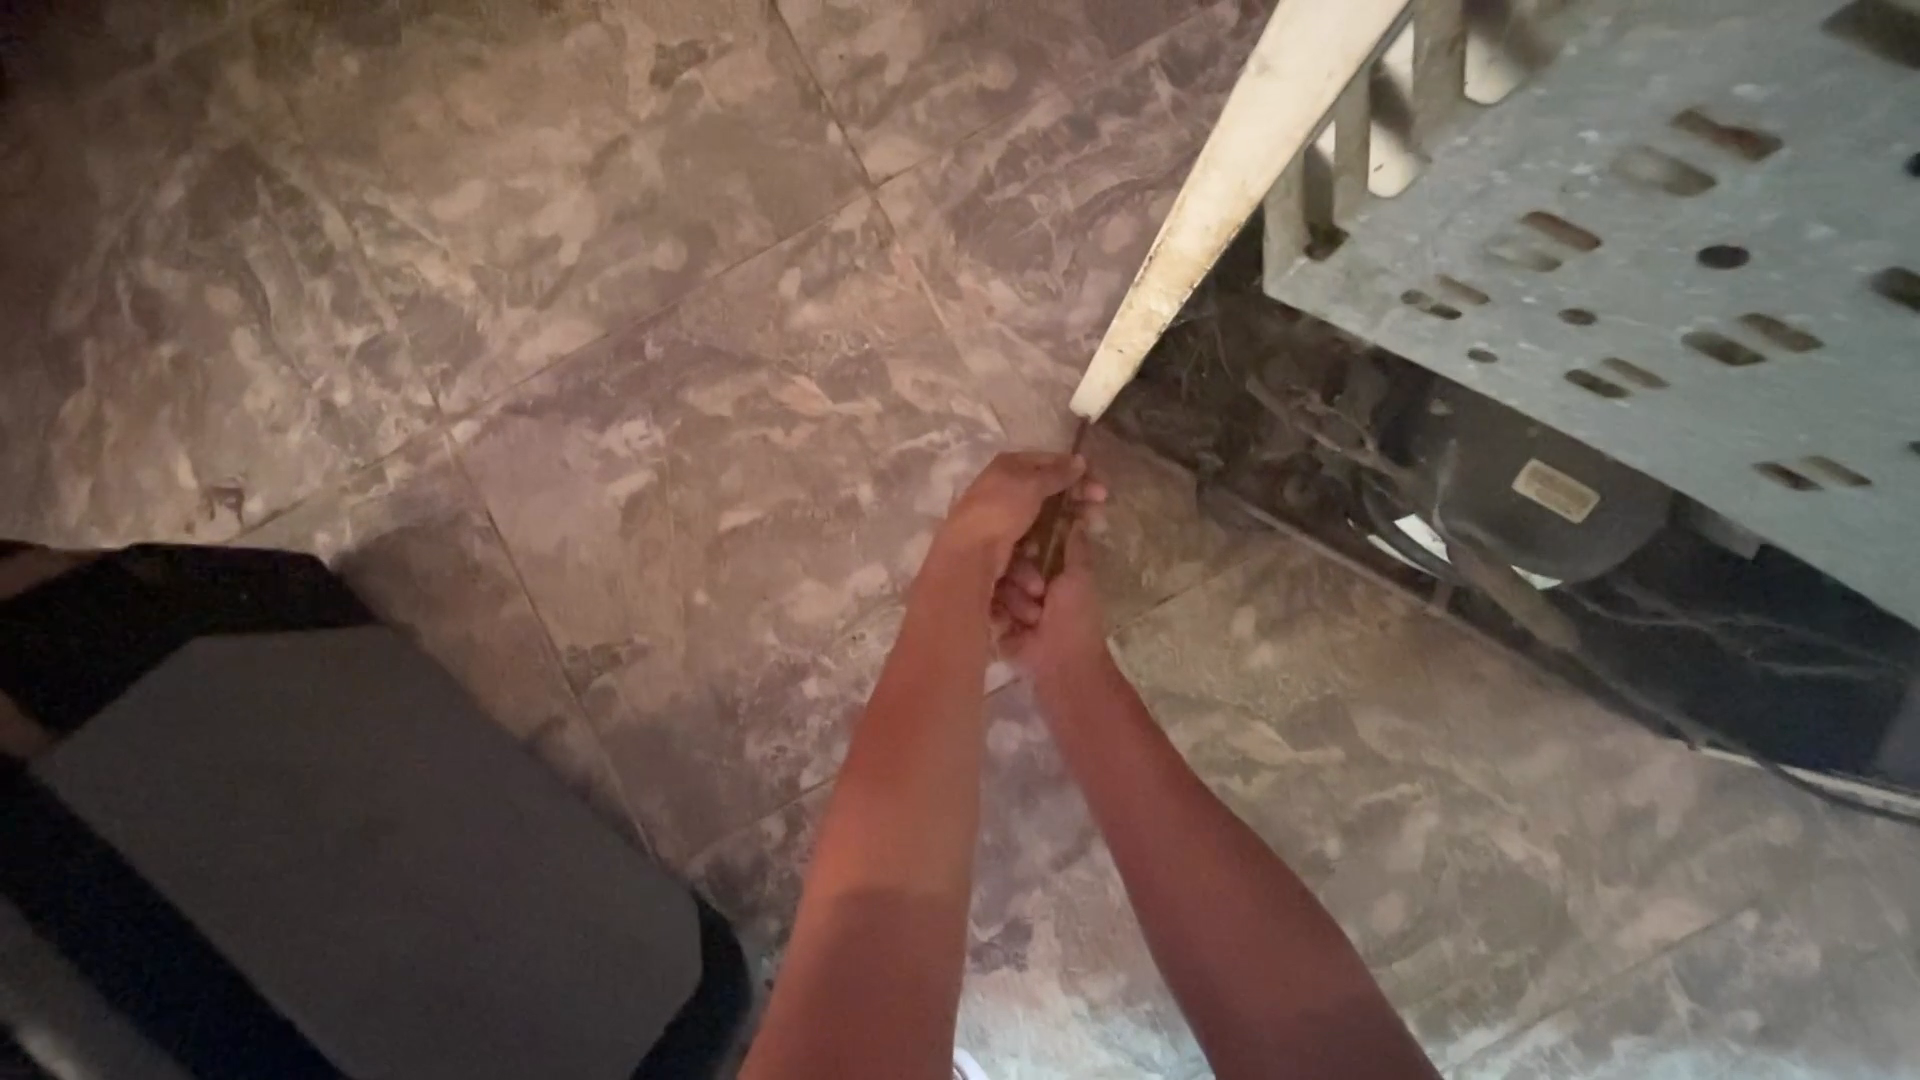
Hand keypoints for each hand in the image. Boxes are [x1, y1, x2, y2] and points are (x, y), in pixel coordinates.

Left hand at [938, 451, 1089, 569]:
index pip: (1049, 462)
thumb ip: (1057, 473)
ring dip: (1056, 534)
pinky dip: (1035, 556)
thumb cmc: (1001, 510)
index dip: (1075, 473)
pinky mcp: (999, 546)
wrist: (969, 553)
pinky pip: (1026, 547)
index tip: (1100, 488)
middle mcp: (1003, 488)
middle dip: (1072, 505)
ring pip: (1039, 523)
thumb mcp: (1031, 484)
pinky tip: (1041, 564)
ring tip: (1066, 545)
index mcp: (1009, 466)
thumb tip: (1080, 460)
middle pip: (1046, 493)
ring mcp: (1000, 519)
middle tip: (1097, 513)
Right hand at [994, 525, 1112, 689]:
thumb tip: (1079, 518)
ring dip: (1015, 602)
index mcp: (1048, 569)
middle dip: (1022, 578)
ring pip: (997, 585)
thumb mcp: (1079, 576)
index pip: (1026, 545)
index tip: (1030, 549)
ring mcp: (1009, 604)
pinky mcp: (994, 622)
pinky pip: (986, 607)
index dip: (1026, 544)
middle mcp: (1026, 583)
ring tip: (1031, 619)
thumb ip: (1075, 547)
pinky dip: (999, 615)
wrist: (1061, 663)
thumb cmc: (1075, 617)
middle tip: (1038, 593)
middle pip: (1008, 564)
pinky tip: (1008, 622)